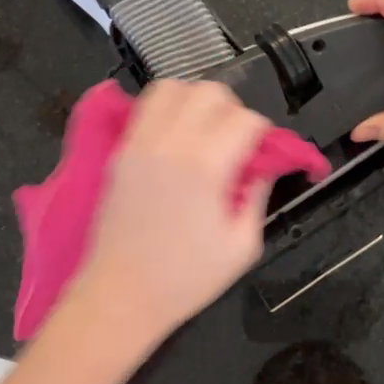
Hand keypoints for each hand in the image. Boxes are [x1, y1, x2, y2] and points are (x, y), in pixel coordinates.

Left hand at [65, 80, 274, 354]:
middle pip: (209, 92)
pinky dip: (165, 110)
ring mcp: (138, 143)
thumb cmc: (185, 279)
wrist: (121, 295)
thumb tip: (264, 166)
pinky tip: (175, 138)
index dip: (262, 133)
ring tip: (204, 132)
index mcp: (204, 167)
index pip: (245, 120)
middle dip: (232, 109)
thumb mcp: (241, 246)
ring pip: (171, 88)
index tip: (263, 153)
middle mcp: (169, 143)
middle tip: (236, 140)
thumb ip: (257, 195)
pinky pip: (143, 108)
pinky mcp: (119, 151)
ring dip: (195, 101)